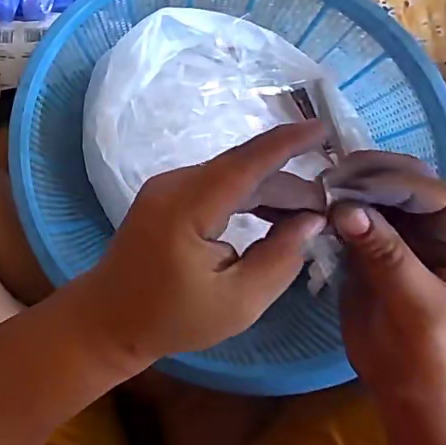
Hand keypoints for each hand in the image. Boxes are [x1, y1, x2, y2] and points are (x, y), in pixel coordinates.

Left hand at [75, 122, 329, 362]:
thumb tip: (311, 219)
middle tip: (335, 204)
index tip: (324, 128)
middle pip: (239, 170)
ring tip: (313, 214)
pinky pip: (212, 187)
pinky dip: (245, 197)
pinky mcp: (164, 199)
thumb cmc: (173, 316)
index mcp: (185, 206)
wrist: (110, 316)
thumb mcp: (240, 299)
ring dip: (269, 191)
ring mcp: (164, 190)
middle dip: (289, 181)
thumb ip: (280, 256)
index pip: (244, 164)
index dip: (285, 144)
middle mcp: (171, 186)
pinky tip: (275, 217)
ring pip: (228, 178)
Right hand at [327, 153, 445, 444]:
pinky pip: (353, 230)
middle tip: (327, 177)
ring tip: (314, 190)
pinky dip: (333, 218)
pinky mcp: (371, 266)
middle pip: (408, 193)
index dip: (396, 182)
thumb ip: (387, 256)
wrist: (429, 417)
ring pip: (377, 207)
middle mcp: (441, 243)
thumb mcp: (423, 311)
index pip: (438, 199)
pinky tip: (312, 213)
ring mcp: (405, 253)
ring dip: (348, 195)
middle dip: (370, 179)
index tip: (349, 181)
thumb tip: (344, 208)